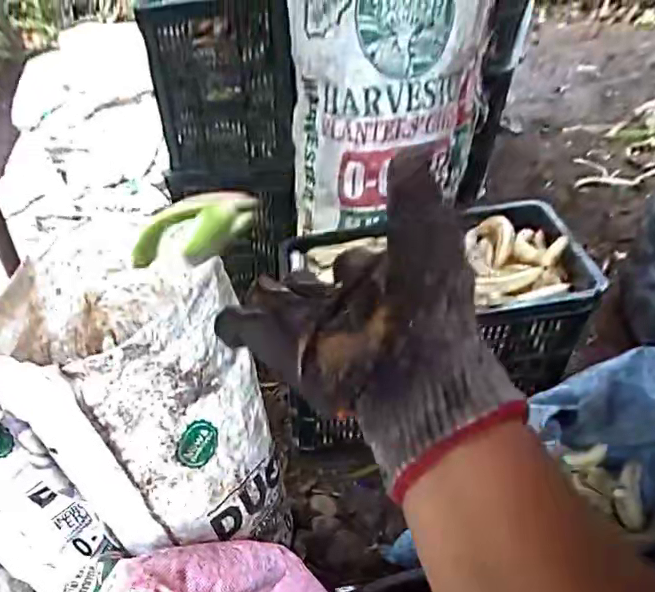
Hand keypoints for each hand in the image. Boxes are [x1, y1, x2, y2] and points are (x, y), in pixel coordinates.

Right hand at [215, 153, 523, 499]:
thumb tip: (411, 155)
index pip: (354, 264)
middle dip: (298, 282)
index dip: (349, 262)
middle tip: (284, 277)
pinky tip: (224, 320)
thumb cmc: (428, 309)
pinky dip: (234, 325)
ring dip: (268, 298)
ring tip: (253, 291)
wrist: (411, 372)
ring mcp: (316, 330)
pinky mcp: (289, 351)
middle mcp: (346, 307)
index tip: (344, 260)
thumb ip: (414, 201)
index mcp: (380, 282)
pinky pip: (250, 331)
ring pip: (283, 307)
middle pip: (313, 289)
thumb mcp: (430, 240)